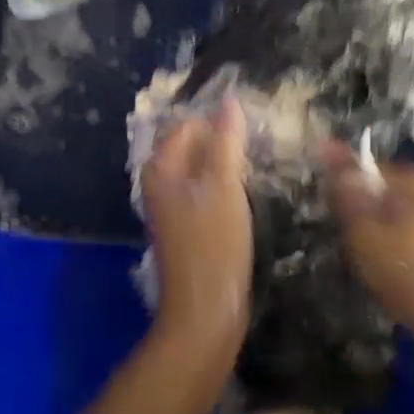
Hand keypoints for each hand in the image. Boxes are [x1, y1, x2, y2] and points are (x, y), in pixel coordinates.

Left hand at [142, 98, 252, 341]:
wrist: (204, 314)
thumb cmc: (213, 244)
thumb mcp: (224, 185)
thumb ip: (226, 140)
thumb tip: (229, 98)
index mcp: (159, 167)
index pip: (187, 124)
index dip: (218, 122)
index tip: (252, 130)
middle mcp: (157, 182)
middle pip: (190, 146)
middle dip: (220, 142)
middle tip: (256, 149)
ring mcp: (169, 207)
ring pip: (198, 171)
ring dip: (223, 166)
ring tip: (254, 168)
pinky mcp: (184, 228)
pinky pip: (202, 193)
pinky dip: (221, 189)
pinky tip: (243, 196)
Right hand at [320, 143, 413, 339]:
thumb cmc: (403, 270)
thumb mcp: (361, 226)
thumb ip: (343, 186)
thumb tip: (326, 144)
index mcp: (407, 178)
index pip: (357, 163)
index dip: (336, 182)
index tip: (324, 205)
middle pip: (371, 187)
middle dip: (352, 206)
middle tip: (341, 234)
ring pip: (383, 208)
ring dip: (366, 224)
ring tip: (359, 253)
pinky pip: (397, 226)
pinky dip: (384, 238)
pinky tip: (380, 262)